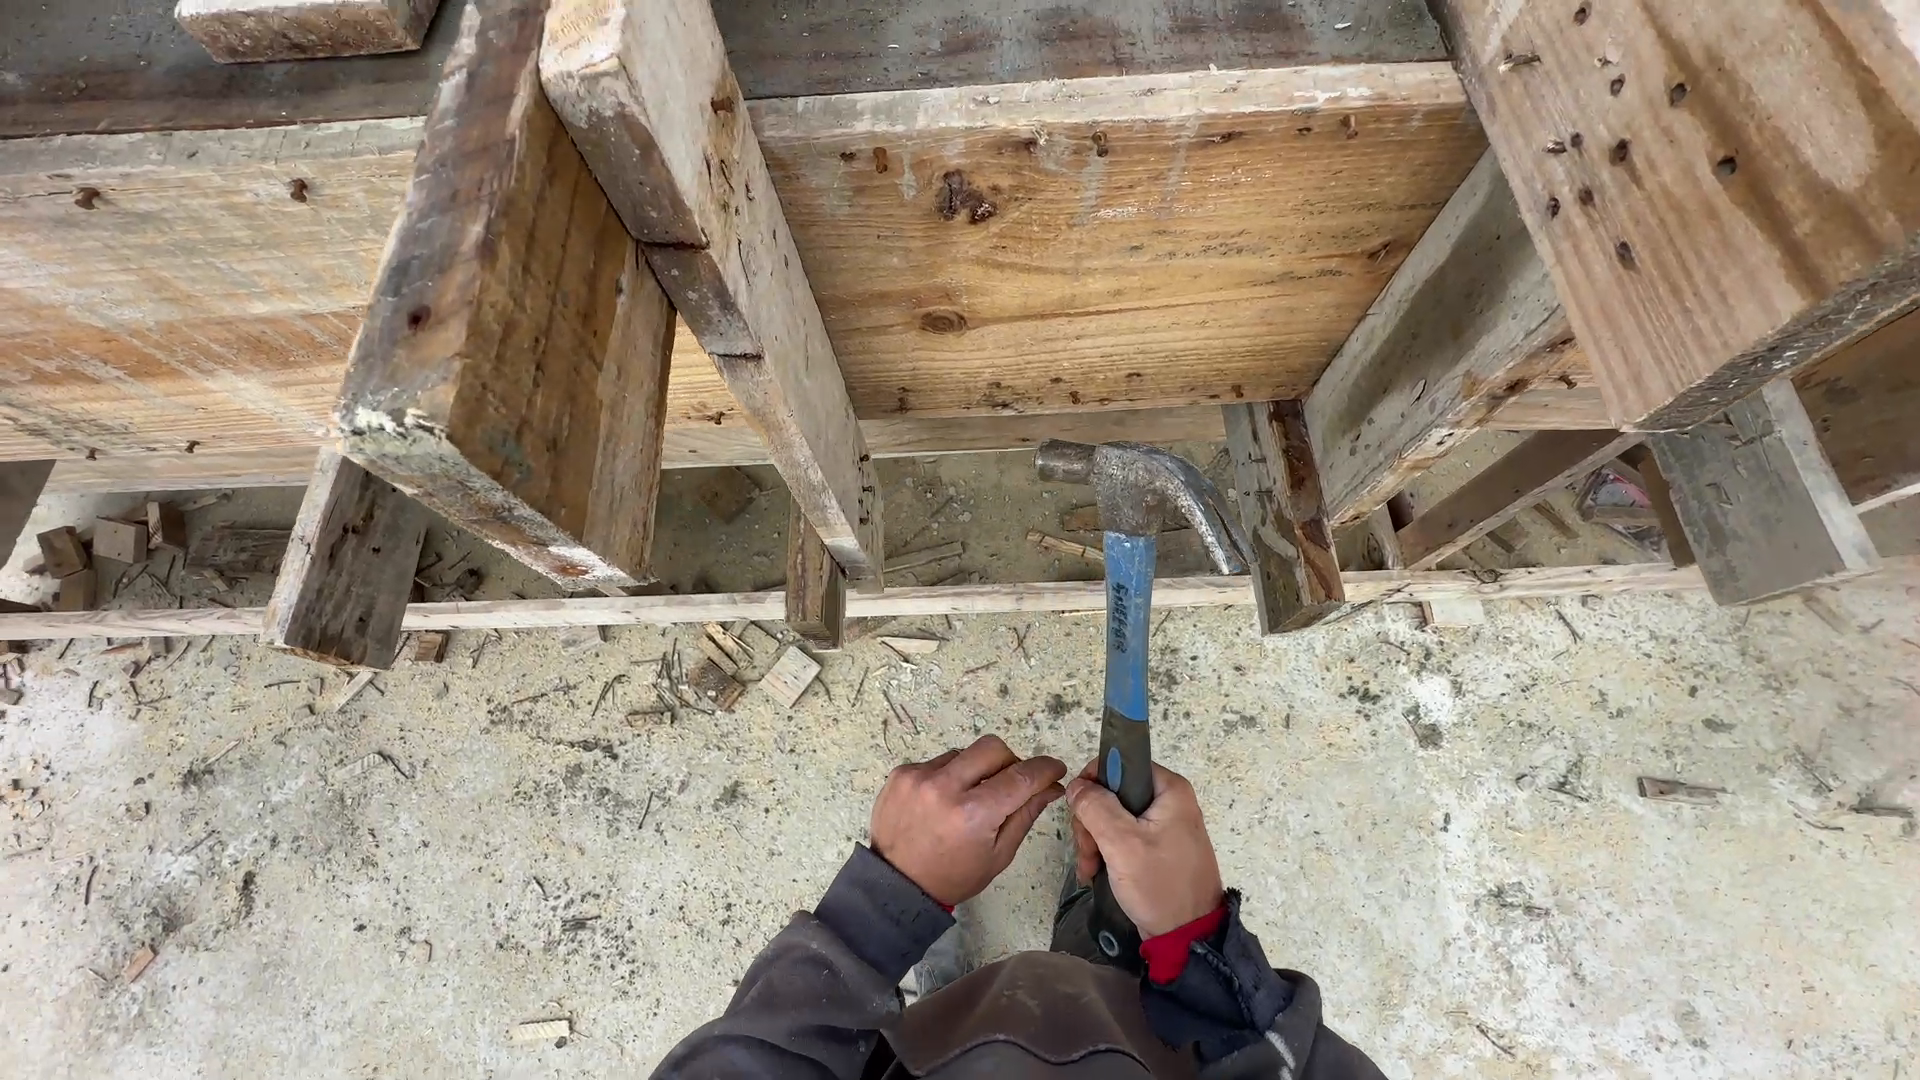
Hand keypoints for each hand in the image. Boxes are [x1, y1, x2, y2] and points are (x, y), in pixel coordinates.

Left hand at [869, 736, 1067, 906]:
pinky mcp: (901, 772)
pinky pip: (938, 761)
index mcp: (974, 813)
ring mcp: (919, 776)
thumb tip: (1051, 786)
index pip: (1021, 776)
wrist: (895, 884)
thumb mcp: (998, 854)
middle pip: (993, 748)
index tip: (1055, 768)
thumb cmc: (953, 875)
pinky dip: (948, 776)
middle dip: (1010, 761)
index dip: (1044, 768)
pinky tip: (943, 801)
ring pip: (964, 753)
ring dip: (975, 769)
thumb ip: (1026, 814)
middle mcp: (945, 786)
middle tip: (1010, 782)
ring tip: (968, 798)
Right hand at [1067, 760, 1223, 936]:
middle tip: (1087, 849)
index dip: (1093, 783)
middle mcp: (1168, 800)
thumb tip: (1076, 785)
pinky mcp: (1157, 847)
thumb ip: (1095, 807)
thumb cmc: (1160, 885)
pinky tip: (1095, 871)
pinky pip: (1122, 836)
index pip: (1119, 764)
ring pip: (1112, 816)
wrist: (1187, 940)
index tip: (1080, 812)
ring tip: (1089, 866)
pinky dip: (1105, 851)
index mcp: (1168, 789)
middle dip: (1091, 821)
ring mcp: (1163, 825)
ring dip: (1093, 840)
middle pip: (1112, 792)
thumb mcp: (1122, 843)